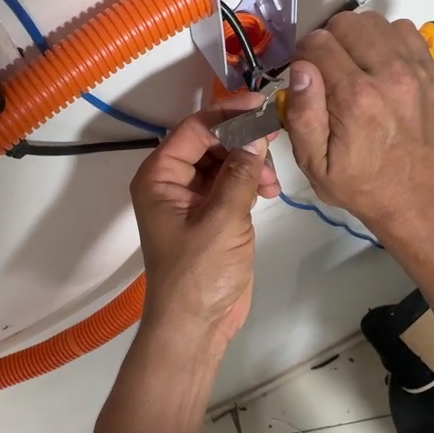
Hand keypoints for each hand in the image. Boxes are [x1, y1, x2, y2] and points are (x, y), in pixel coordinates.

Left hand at [129, 93, 281, 346]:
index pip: (194, 129)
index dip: (227, 115)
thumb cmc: (199, 274)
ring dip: (251, 165)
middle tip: (274, 148)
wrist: (196, 326)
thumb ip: (240, 174)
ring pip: (226, 162)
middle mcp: (172, 183)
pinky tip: (268, 193)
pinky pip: (233, 184)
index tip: (262, 106)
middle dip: (243, 143)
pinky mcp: (214, 216)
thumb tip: (257, 134)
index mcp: (159, 177)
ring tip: (271, 186)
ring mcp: (193, 200)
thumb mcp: (221, 220)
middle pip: (211, 142)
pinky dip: (251, 183)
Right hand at [283, 11, 433, 232]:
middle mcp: (388, 75)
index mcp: (355, 98)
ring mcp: (413, 69)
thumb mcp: (315, 164)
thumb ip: (303, 115)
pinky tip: (376, 64)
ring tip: (351, 65)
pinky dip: (384, 39)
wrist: (413, 194)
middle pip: (346, 23)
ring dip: (356, 37)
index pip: (317, 43)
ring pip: (374, 21)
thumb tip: (300, 69)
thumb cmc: (358, 183)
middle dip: (328, 42)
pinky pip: (403, 29)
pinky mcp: (428, 70)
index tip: (304, 75)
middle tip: (326, 70)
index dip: (303, 55)